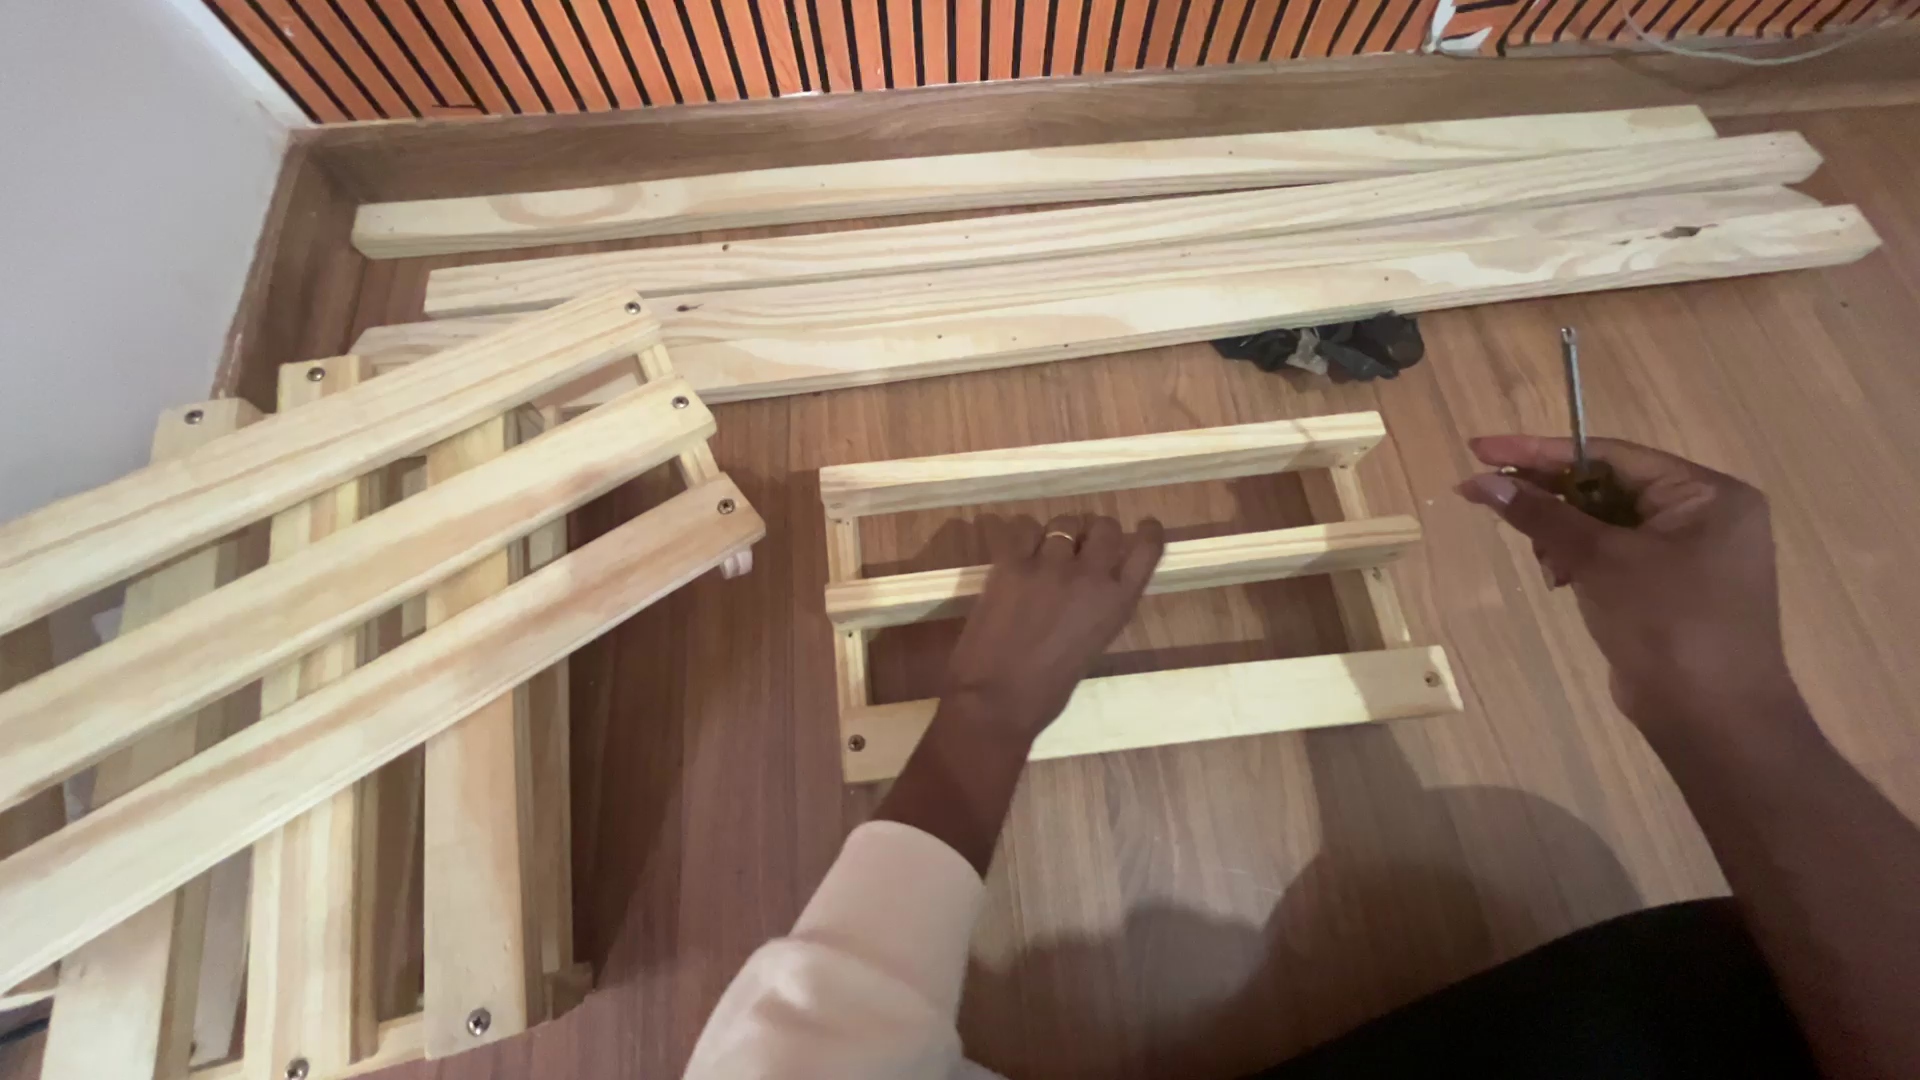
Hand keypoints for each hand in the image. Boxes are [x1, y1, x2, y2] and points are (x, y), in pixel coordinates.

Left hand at [939, 513, 1164, 742]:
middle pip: (1105, 527)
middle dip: (1097, 532)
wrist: (996, 699)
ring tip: (1047, 550)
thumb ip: (1098, 609)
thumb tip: (1090, 584)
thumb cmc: (1048, 690)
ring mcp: (1049, 566)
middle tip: (1083, 544)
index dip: (1147, 533)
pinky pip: (1023, 528)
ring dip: (1061, 534)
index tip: (1144, 525)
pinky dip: (1025, 535)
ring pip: (1065, 524)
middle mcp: (1089, 576)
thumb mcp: (1092, 646)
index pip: (1146, 550)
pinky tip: (1020, 550)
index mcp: (1117, 604)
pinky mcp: (1010, 564)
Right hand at [1456, 435, 1794, 732]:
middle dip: (1543, 496)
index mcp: (1706, 495)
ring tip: (1542, 562)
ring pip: (1596, 520)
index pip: (1608, 455)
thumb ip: (1540, 515)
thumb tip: (1481, 481)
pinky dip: (1572, 557)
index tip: (1480, 449)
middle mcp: (1700, 514)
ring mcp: (1682, 551)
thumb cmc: (1667, 622)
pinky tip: (1557, 578)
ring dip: (1556, 533)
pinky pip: (1604, 550)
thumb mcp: (1599, 559)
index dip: (1538, 451)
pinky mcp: (1661, 582)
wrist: (1708, 711)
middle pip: (1600, 485)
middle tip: (1479, 494)